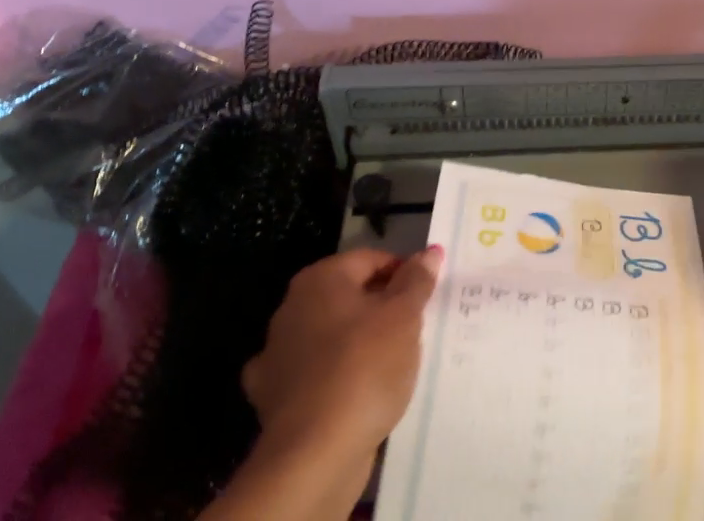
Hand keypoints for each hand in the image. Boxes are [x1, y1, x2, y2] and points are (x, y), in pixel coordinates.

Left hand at [244, 244, 442, 450]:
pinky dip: (329, 377)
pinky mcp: (273, 395)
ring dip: (354, 343)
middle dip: (380, 308)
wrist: (315, 451)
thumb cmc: (364, 368)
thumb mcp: (403, 318)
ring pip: (328, 336)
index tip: (427, 295)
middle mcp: (291, 308)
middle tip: (415, 329)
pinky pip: (311, 374)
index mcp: (320, 280)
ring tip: (390, 364)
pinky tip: (350, 391)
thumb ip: (416, 281)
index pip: (370, 260)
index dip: (402, 272)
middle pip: (347, 296)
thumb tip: (430, 252)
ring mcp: (276, 353)